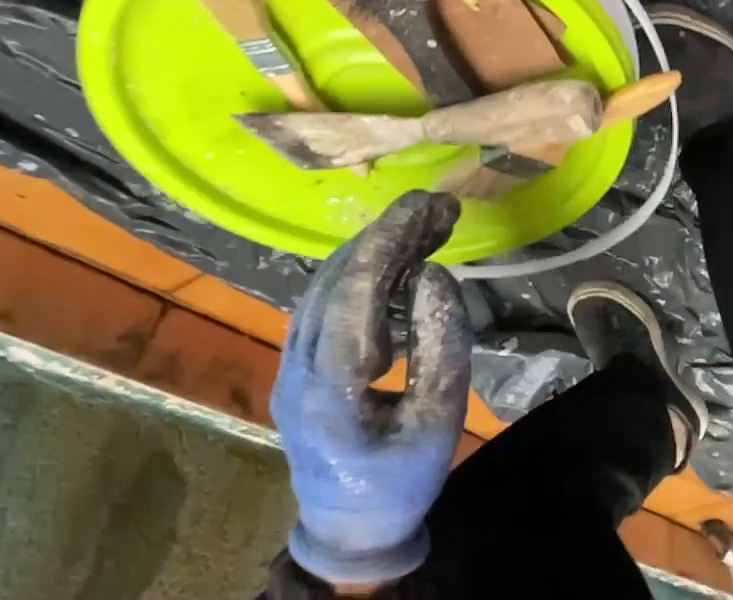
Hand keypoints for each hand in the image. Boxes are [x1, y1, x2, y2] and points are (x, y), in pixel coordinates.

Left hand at [273, 191, 471, 587]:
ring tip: (429, 222)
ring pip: (328, 283)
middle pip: (337, 278)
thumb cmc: (402, 478)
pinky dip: (367, 269)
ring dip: (378, 246)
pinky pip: (329, 299)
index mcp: (326, 388)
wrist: (351, 528)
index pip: (353, 294)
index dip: (390, 242)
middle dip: (389, 233)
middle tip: (439, 205)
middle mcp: (295, 366)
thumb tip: (432, 275)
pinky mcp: (300, 360)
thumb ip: (441, 345)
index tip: (428, 204)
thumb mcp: (439, 419)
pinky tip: (401, 257)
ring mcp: (290, 362)